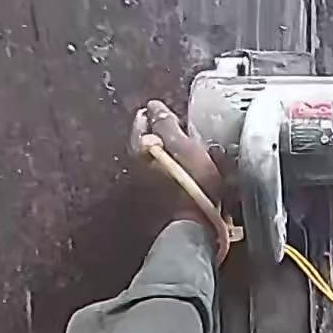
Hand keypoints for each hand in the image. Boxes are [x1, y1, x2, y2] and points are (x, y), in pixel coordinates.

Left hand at [132, 100, 223, 236]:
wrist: (195, 226)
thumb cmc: (190, 183)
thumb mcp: (183, 146)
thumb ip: (167, 124)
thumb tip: (153, 106)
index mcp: (139, 151)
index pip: (144, 121)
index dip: (159, 115)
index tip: (174, 114)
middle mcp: (137, 168)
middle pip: (149, 142)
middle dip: (163, 134)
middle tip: (184, 130)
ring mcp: (147, 187)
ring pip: (158, 159)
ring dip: (172, 153)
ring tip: (192, 150)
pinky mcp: (161, 202)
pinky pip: (168, 176)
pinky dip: (178, 170)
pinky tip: (193, 173)